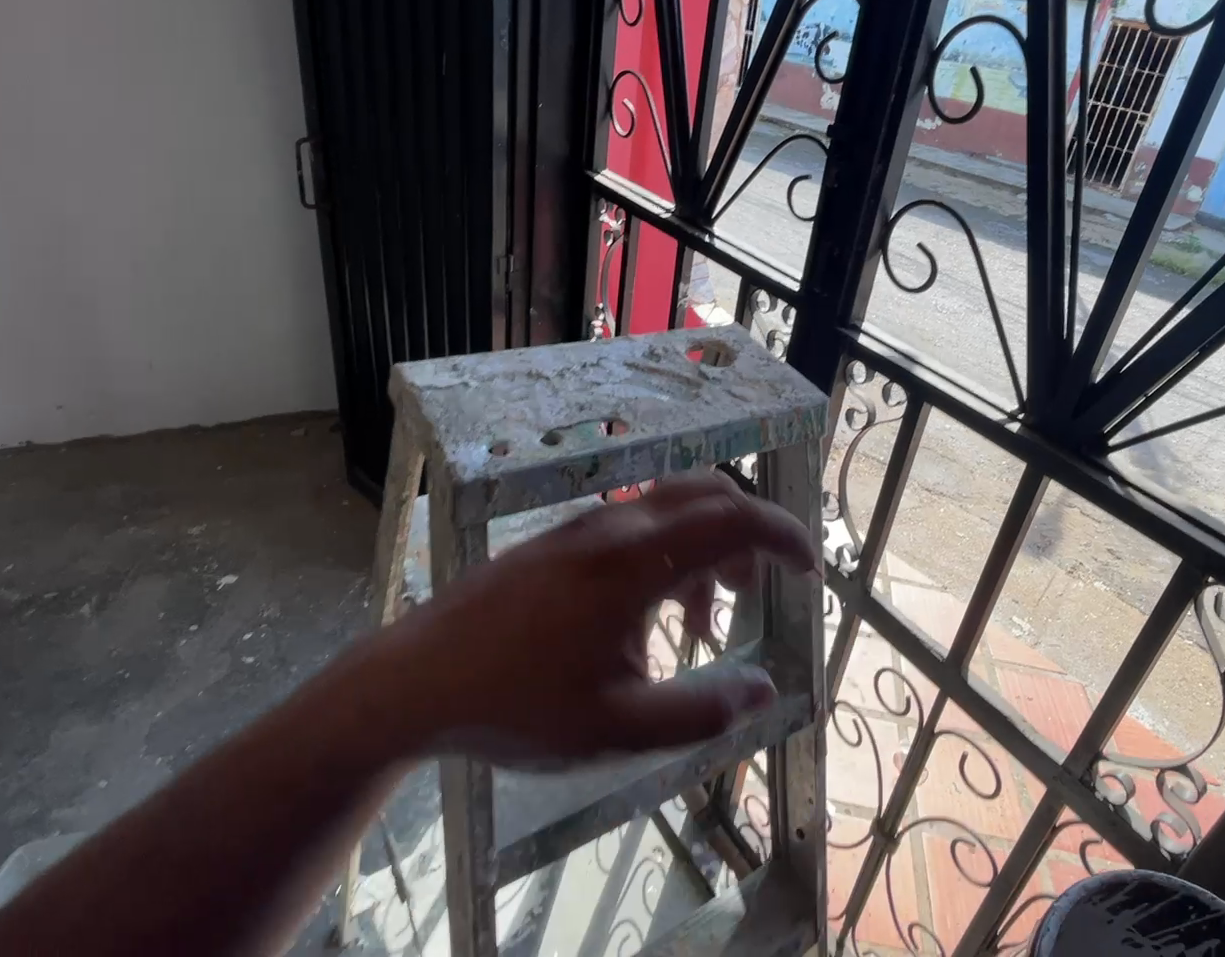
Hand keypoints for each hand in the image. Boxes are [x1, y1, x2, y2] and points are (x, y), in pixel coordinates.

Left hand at [357, 471, 818, 764]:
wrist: (413, 682)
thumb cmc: (516, 706)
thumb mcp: (618, 726)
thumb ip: (701, 711)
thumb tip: (765, 690)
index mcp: (635, 561)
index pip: (733, 519)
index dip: (784, 536)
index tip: (811, 568)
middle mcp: (614, 527)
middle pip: (707, 498)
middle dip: (748, 539)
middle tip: (753, 596)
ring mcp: (581, 529)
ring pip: (670, 514)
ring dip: (703, 555)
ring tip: (700, 626)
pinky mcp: (558, 542)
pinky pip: (634, 530)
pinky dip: (666, 561)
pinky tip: (646, 622)